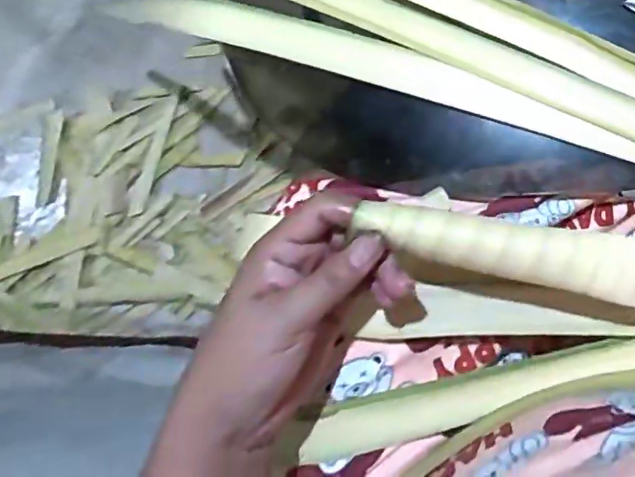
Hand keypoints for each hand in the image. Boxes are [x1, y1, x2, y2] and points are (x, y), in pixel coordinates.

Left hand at [145, 190, 412, 475]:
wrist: (233, 427)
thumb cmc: (245, 362)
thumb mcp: (286, 318)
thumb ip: (332, 278)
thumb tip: (376, 238)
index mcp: (282, 248)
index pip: (323, 210)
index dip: (355, 208)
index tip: (388, 222)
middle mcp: (304, 257)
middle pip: (350, 231)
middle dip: (379, 243)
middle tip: (401, 267)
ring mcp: (321, 283)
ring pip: (363, 257)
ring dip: (386, 268)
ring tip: (401, 292)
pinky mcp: (336, 308)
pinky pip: (366, 284)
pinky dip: (384, 287)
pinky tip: (395, 300)